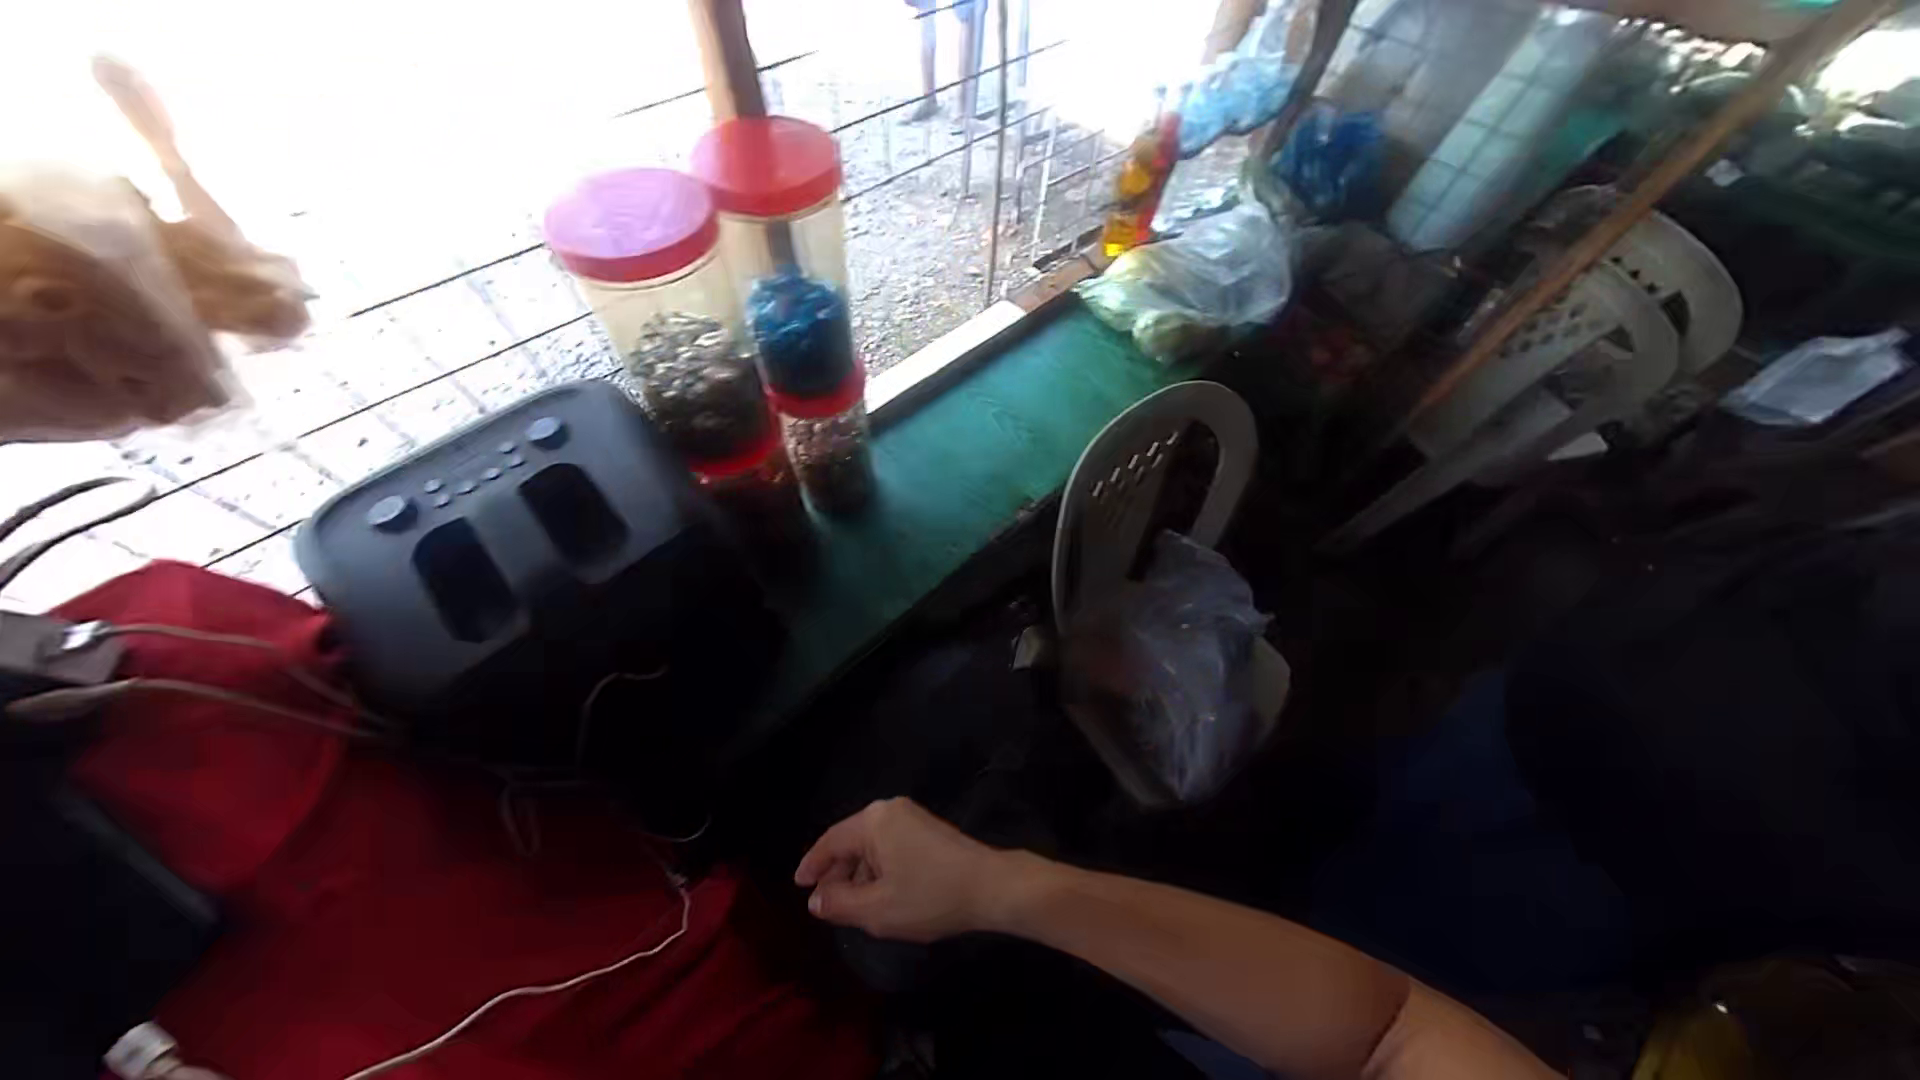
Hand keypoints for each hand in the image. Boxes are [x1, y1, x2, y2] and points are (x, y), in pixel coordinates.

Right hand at [793, 797, 1036, 942]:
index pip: (830, 841)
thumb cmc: (929, 896)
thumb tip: (816, 898)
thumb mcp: (877, 910)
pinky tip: (880, 893)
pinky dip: (879, 867)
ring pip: (871, 844)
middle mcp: (889, 809)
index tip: (799, 884)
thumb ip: (839, 903)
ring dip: (859, 873)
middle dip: (836, 872)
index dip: (812, 864)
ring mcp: (911, 816)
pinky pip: (890, 844)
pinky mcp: (926, 828)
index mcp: (874, 821)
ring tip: (851, 905)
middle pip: (851, 840)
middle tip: (824, 903)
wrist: (989, 886)